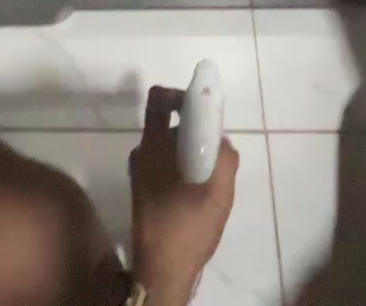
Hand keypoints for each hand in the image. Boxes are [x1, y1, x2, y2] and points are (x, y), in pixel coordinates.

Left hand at [129, 86, 238, 305]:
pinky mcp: (144, 189)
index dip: (181, 94)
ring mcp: (141, 171)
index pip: (159, 99)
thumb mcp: (219, 191)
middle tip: (214, 150)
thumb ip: (224, 156)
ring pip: (170, 146)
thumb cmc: (188, 227)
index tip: (203, 108)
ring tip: (211, 178)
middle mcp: (142, 151)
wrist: (161, 270)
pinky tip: (199, 193)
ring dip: (191, 152)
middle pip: (169, 122)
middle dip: (194, 129)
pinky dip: (182, 168)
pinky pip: (165, 164)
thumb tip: (221, 140)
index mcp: (153, 145)